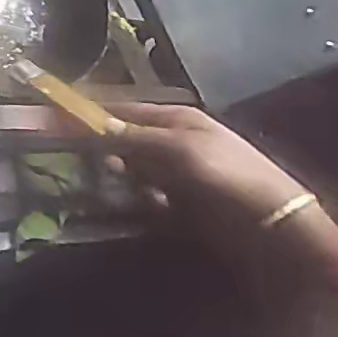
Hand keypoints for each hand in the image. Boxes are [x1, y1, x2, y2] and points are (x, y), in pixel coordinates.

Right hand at [105, 103, 337, 278]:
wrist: (274, 227)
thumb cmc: (226, 176)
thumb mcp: (178, 149)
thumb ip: (135, 136)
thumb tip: (96, 124)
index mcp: (177, 118)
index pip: (125, 109)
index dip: (96, 114)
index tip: (63, 121)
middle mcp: (175, 141)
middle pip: (127, 139)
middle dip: (109, 150)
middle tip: (92, 164)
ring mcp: (180, 172)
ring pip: (135, 169)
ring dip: (126, 179)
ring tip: (126, 189)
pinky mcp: (183, 202)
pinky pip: (149, 196)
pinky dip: (144, 200)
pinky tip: (151, 208)